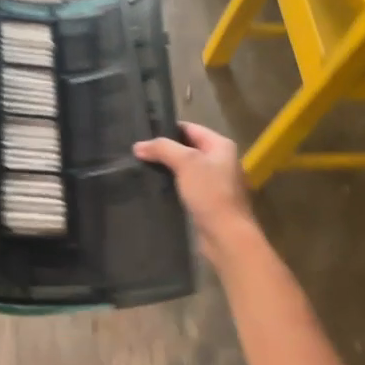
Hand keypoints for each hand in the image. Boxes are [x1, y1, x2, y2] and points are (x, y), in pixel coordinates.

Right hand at [134, 121, 262, 264]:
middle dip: (164, 149)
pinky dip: (172, 184)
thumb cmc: (210, 193)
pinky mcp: (207, 201)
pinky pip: (186, 186)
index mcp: (220, 145)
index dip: (167, 129)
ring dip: (166, 168)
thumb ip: (162, 149)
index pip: (190, 128)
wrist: (226, 236)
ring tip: (140, 167)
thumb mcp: (186, 163)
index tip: (142, 133)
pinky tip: (153, 186)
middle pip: (187, 148)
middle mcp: (220, 160)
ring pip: (185, 168)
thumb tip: (138, 145)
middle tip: (137, 151)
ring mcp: (215, 182)